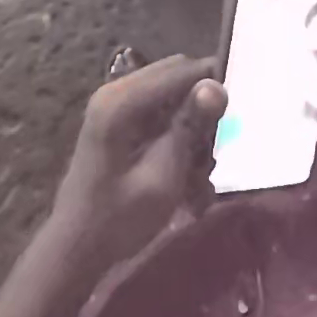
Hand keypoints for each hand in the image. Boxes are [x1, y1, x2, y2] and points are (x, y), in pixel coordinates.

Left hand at [49, 55, 226, 267]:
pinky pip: (158, 108)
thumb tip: (217, 85)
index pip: (181, 70)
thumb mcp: (164, 176)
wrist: (77, 246)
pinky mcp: (118, 117)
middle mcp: (116, 90)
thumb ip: (189, 127)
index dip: (212, 82)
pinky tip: (183, 166)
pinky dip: (176, 130)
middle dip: (200, 103)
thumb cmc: (120, 218)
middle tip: (214, 143)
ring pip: (170, 91)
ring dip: (190, 120)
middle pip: (176, 74)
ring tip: (197, 164)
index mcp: (121, 101)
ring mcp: (114, 102)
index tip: (239, 111)